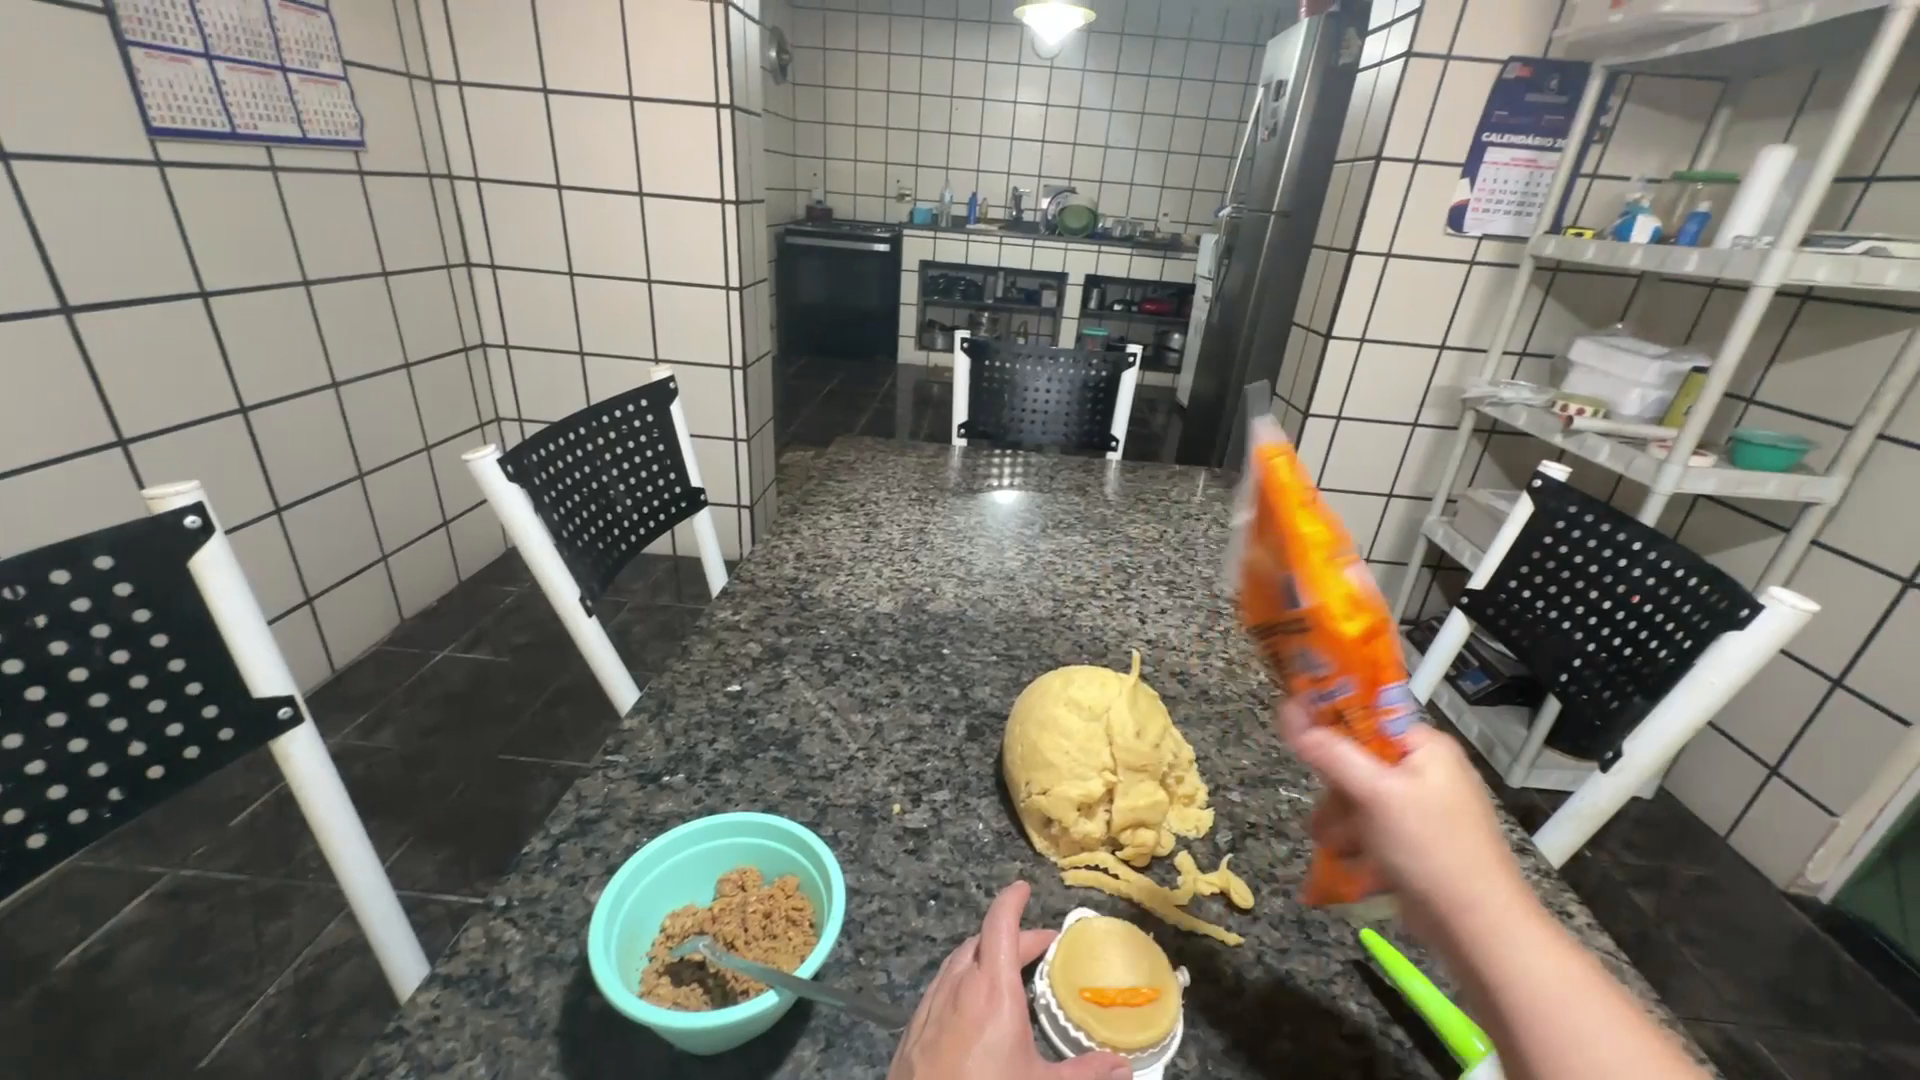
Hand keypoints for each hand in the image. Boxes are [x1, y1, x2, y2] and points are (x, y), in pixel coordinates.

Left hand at [886, 880, 1132, 1079]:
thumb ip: (1084, 1073)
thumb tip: (1123, 1066)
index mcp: (992, 989)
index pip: (999, 924)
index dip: (1012, 900)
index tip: (1023, 888)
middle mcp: (958, 985)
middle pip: (983, 940)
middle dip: (1011, 935)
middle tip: (1039, 946)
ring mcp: (932, 1003)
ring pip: (960, 960)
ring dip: (985, 953)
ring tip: (1008, 968)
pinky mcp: (916, 1024)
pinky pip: (943, 984)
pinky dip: (964, 976)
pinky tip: (974, 1002)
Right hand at [1276, 701, 1529, 942]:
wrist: (1479, 930)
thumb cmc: (1430, 849)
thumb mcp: (1375, 794)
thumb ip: (1331, 752)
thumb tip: (1288, 711)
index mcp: (1425, 747)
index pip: (1366, 718)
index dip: (1330, 729)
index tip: (1303, 749)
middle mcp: (1426, 771)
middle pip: (1357, 762)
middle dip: (1335, 794)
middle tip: (1323, 819)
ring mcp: (1423, 809)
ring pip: (1360, 800)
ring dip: (1341, 824)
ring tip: (1335, 848)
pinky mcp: (1418, 842)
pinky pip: (1373, 829)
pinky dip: (1358, 843)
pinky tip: (1350, 864)